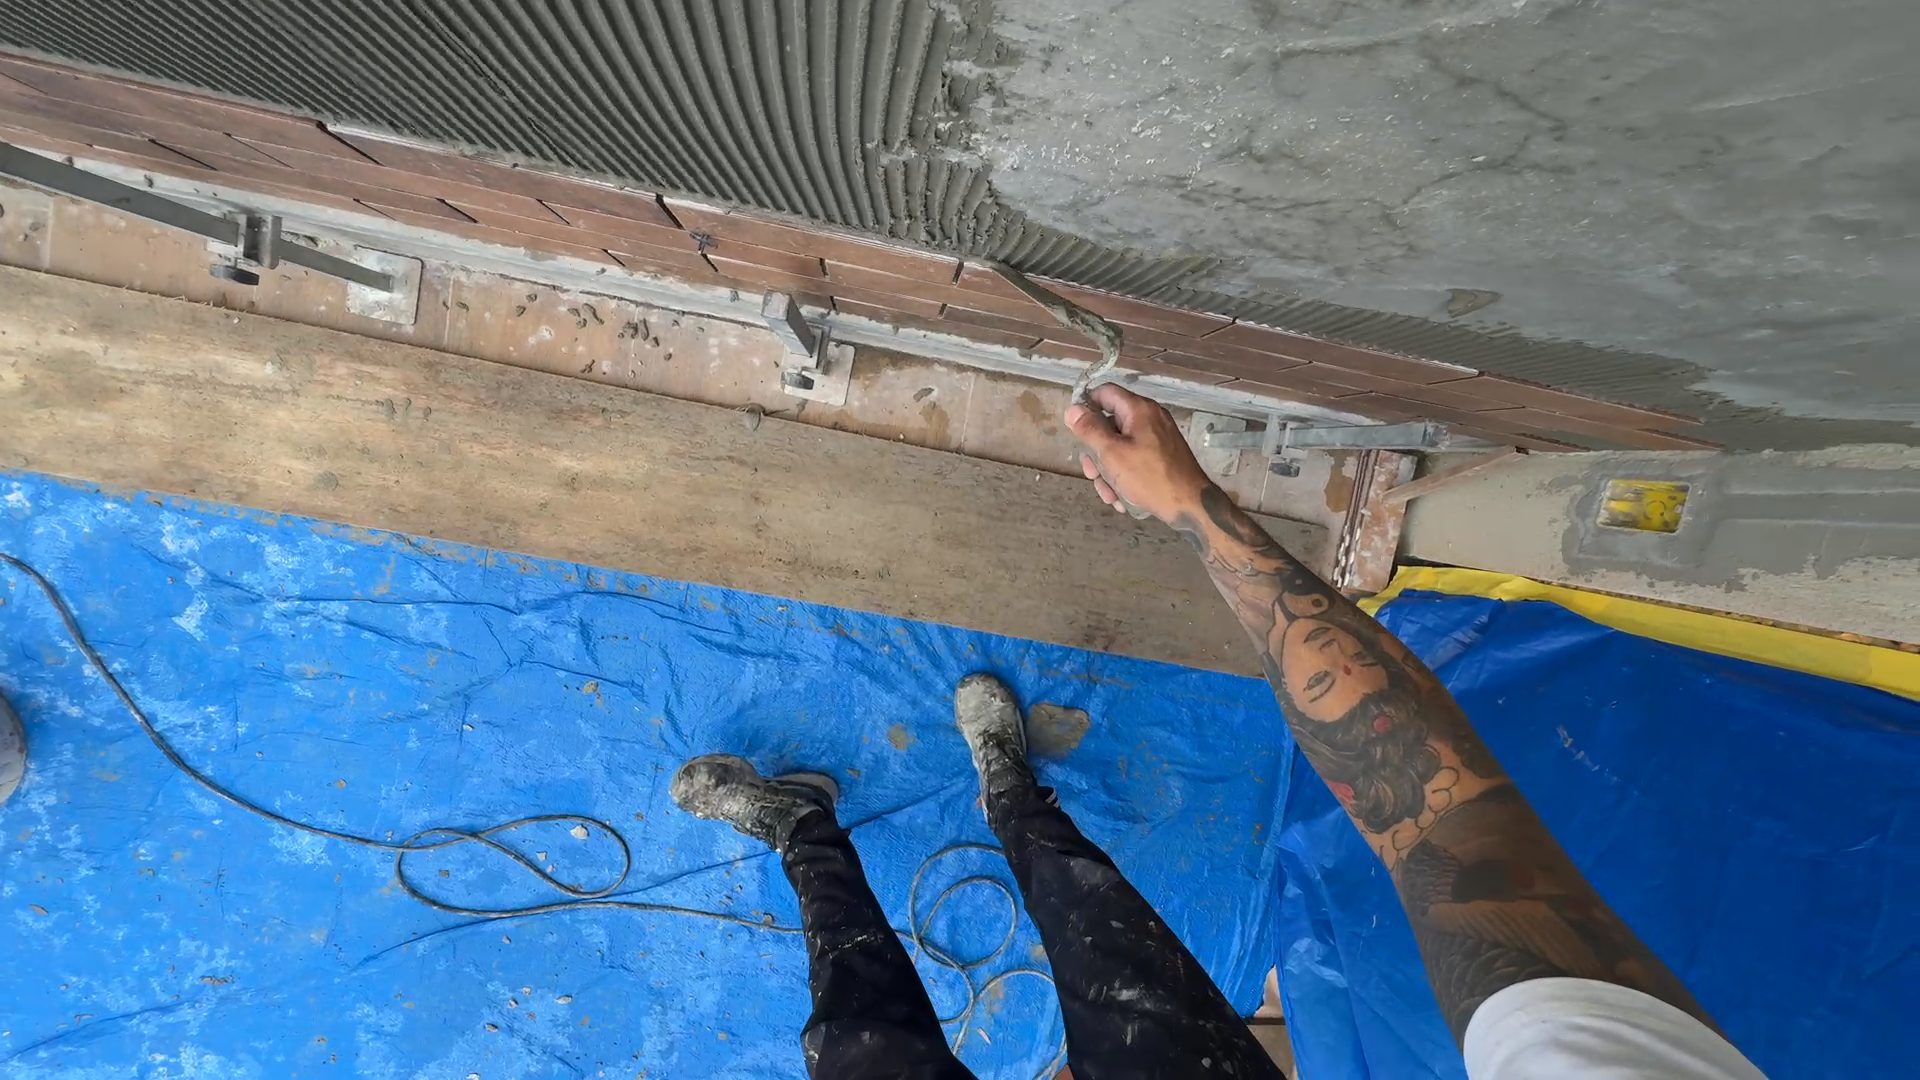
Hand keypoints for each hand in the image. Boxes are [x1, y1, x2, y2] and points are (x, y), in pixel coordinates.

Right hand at [1063, 383, 1213, 524]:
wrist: (1189, 505)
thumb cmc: (1149, 477)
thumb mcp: (1112, 454)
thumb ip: (1090, 429)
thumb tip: (1072, 409)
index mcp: (1138, 410)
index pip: (1104, 392)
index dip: (1085, 406)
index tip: (1074, 429)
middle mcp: (1149, 418)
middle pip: (1109, 425)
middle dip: (1096, 453)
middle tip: (1092, 474)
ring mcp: (1156, 437)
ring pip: (1118, 447)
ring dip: (1107, 472)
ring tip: (1110, 495)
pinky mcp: (1160, 455)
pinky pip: (1133, 459)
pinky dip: (1123, 476)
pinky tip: (1121, 497)